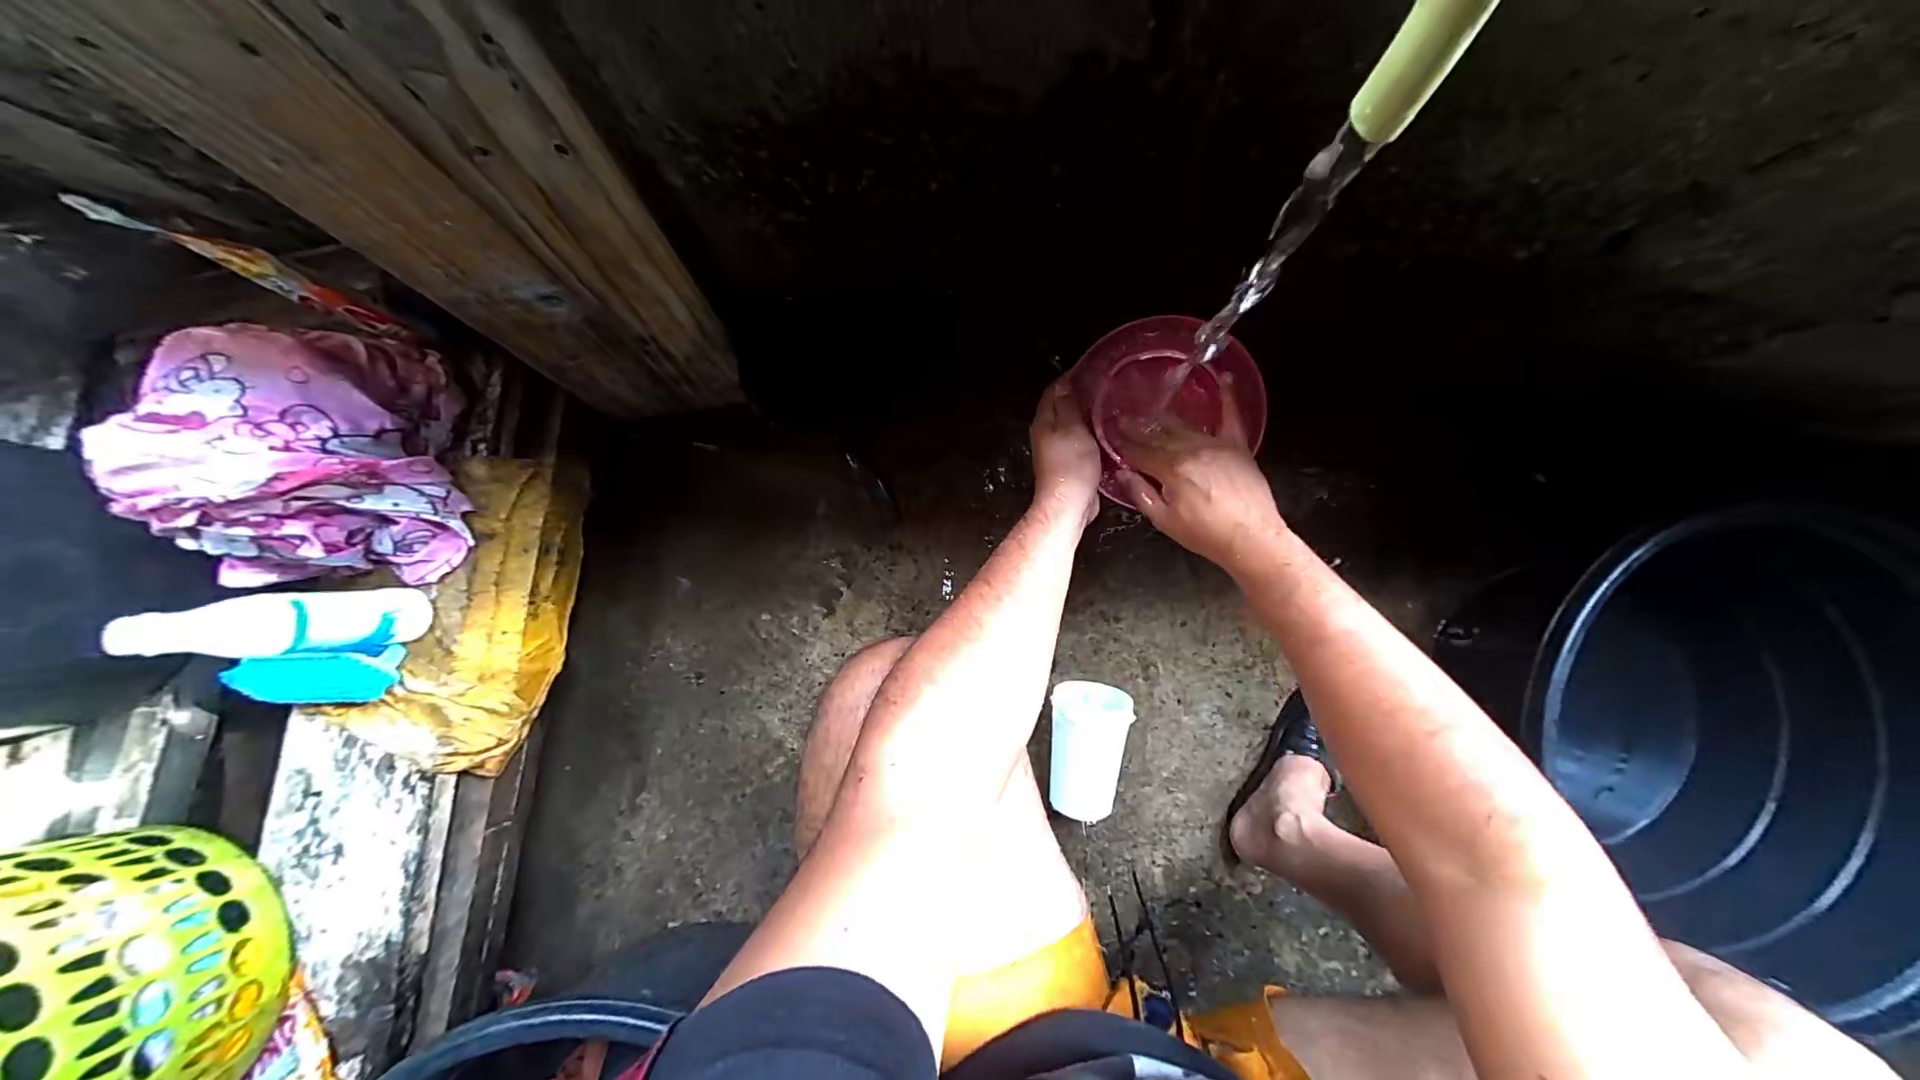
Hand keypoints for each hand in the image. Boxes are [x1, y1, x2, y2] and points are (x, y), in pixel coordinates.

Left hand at [1029, 376, 1101, 529]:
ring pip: (1072, 424)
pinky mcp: (1069, 463)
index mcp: (1044, 421)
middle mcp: (1046, 433)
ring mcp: (1056, 449)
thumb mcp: (1071, 428)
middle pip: (1062, 406)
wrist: (1068, 504)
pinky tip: (1108, 432)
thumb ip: (1068, 404)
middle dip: (1081, 394)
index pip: (1054, 390)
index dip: (1071, 377)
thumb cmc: (1071, 466)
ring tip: (1110, 405)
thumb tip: (1065, 382)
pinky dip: (1092, 433)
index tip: (1093, 369)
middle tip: (1106, 385)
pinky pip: (1080, 441)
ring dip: (1088, 415)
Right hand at [1112, 375, 1285, 571]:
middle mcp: (1192, 451)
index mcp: (1171, 469)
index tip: (1111, 434)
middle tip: (1123, 417)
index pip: (1139, 451)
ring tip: (1152, 410)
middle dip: (1138, 427)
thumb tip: (1124, 475)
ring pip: (1185, 425)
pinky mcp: (1237, 447)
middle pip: (1159, 435)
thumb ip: (1141, 494)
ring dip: (1166, 416)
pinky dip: (1228, 396)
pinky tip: (1223, 378)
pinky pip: (1231, 416)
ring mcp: (1216, 446)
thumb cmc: (1206, 534)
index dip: (1122, 443)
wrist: (1251, 539)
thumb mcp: (1164, 520)